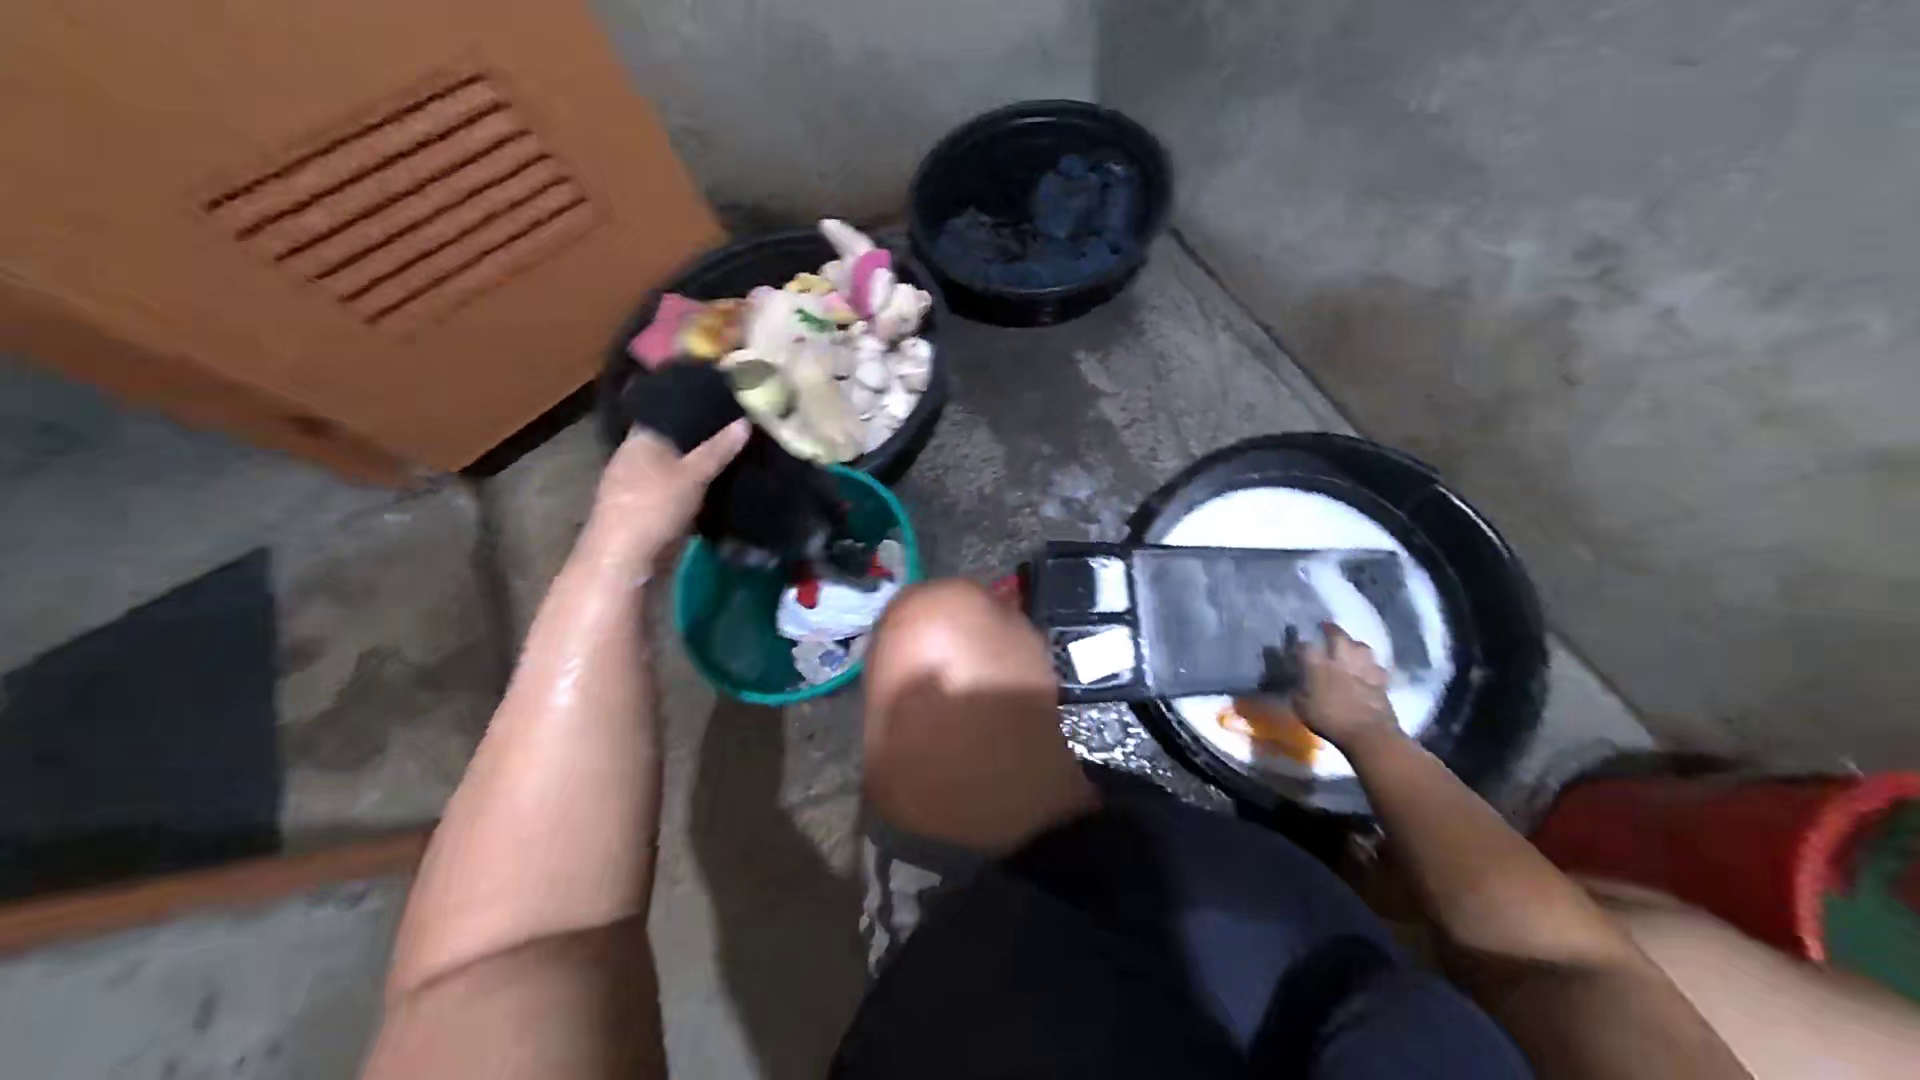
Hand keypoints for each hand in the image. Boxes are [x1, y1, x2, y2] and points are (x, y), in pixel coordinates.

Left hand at [586, 420, 748, 563]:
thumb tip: (745, 421)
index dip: (696, 409)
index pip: (669, 413)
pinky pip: (678, 492)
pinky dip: (696, 490)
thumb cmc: (654, 507)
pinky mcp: (648, 511)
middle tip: (741, 432)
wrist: (625, 560)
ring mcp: (640, 486)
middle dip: (703, 440)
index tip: (727, 407)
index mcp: (639, 440)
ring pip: (677, 469)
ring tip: (737, 458)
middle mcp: (636, 458)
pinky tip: (719, 489)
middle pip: (675, 443)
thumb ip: (718, 449)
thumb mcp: (694, 475)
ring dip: (700, 469)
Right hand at [1291, 623, 1401, 749]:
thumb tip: (1296, 681)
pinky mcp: (1380, 680)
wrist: (1368, 733)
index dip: (1300, 643)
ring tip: (1350, 644)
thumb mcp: (1301, 707)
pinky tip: (1368, 666)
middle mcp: (1340, 661)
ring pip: (1361, 646)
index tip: (1297, 644)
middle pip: (1337, 636)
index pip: (1306, 646)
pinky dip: (1371, 664)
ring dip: (1354, 643)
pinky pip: (1376, 665)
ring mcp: (1363, 668)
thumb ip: (1298, 689)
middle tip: (1326, 626)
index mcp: (1317, 666)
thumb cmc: (1329, 721)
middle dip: (1331, 629)